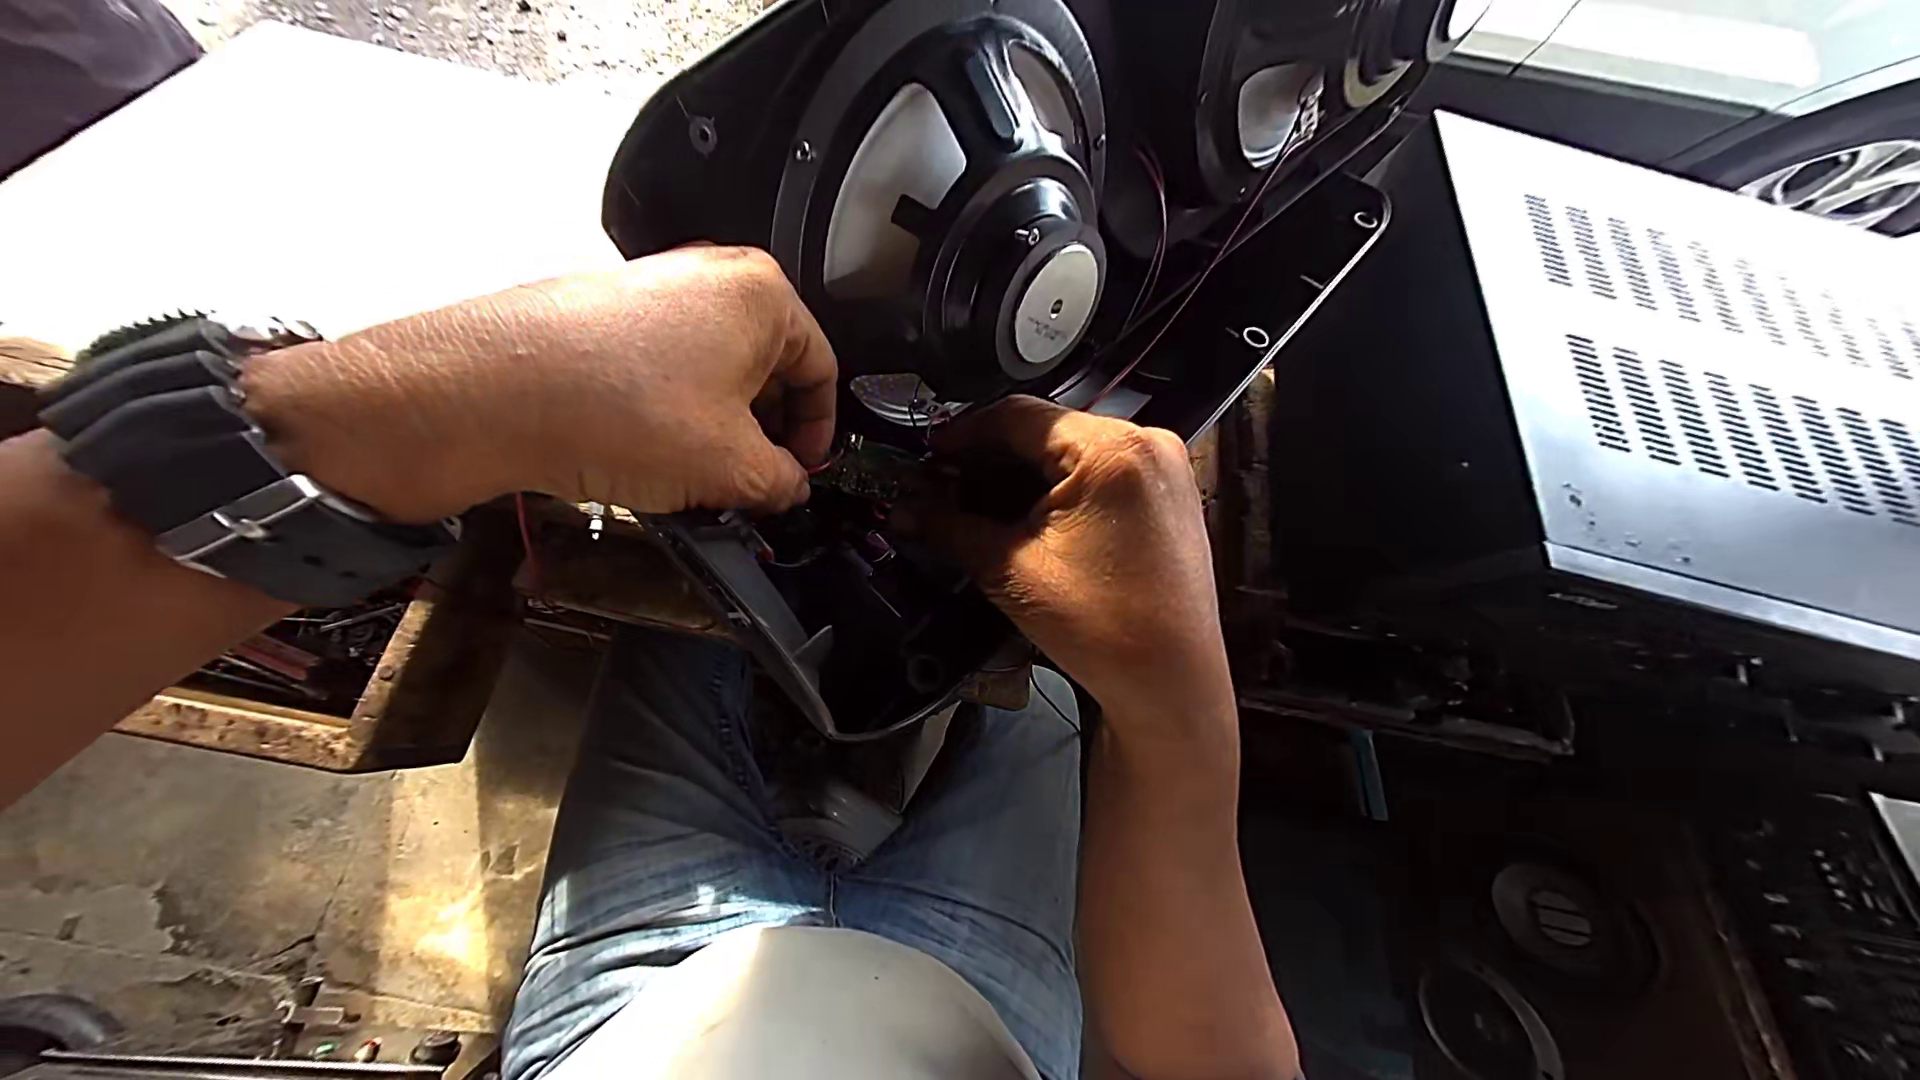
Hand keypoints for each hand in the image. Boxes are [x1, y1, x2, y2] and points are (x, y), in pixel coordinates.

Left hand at [239, 246, 836, 522]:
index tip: (804, 470)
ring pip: (724, 372)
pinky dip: (686, 413)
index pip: (822, 372)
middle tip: (760, 478)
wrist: (482, 396)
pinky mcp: (616, 315)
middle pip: (773, 369)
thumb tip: (790, 487)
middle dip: (771, 432)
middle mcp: (713, 279)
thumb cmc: (609, 407)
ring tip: (707, 472)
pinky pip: (677, 369)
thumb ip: (786, 483)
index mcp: (762, 296)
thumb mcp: (734, 468)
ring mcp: (660, 292)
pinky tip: (664, 451)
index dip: (820, 433)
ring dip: (728, 427)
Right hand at [919, 395, 1231, 719]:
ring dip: (1021, 476)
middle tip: (949, 489)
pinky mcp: (1164, 496)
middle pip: (1044, 432)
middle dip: (990, 461)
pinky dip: (1056, 489)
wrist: (1169, 684)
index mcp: (1111, 450)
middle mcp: (1146, 446)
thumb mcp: (1011, 570)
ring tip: (981, 509)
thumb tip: (910, 509)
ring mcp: (1162, 470)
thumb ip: (950, 527)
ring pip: (1069, 453)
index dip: (964, 433)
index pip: (1017, 415)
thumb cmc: (1108, 630)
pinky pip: (1097, 473)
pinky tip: (1026, 519)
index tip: (933, 453)